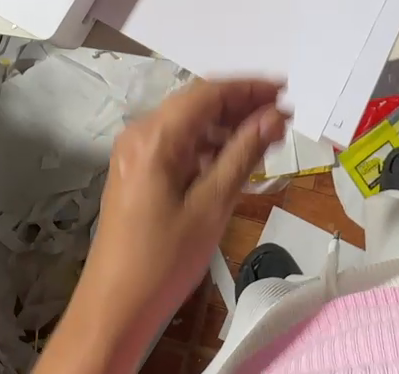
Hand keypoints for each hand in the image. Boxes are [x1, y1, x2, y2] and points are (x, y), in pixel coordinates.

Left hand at [45, 78, 286, 373]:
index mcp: (155, 136)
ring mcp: (136, 151)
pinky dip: (209, 144)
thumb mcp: (212, 205)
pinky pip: (179, 143)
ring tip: (266, 138)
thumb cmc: (164, 260)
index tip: (285, 91)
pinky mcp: (137, 170)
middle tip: (282, 117)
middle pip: (198, 103)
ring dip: (227, 125)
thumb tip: (275, 116)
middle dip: (241, 105)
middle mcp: (141, 132)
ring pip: (189, 122)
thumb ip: (244, 153)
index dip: (249, 88)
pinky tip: (234, 158)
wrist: (114, 311)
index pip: (209, 92)